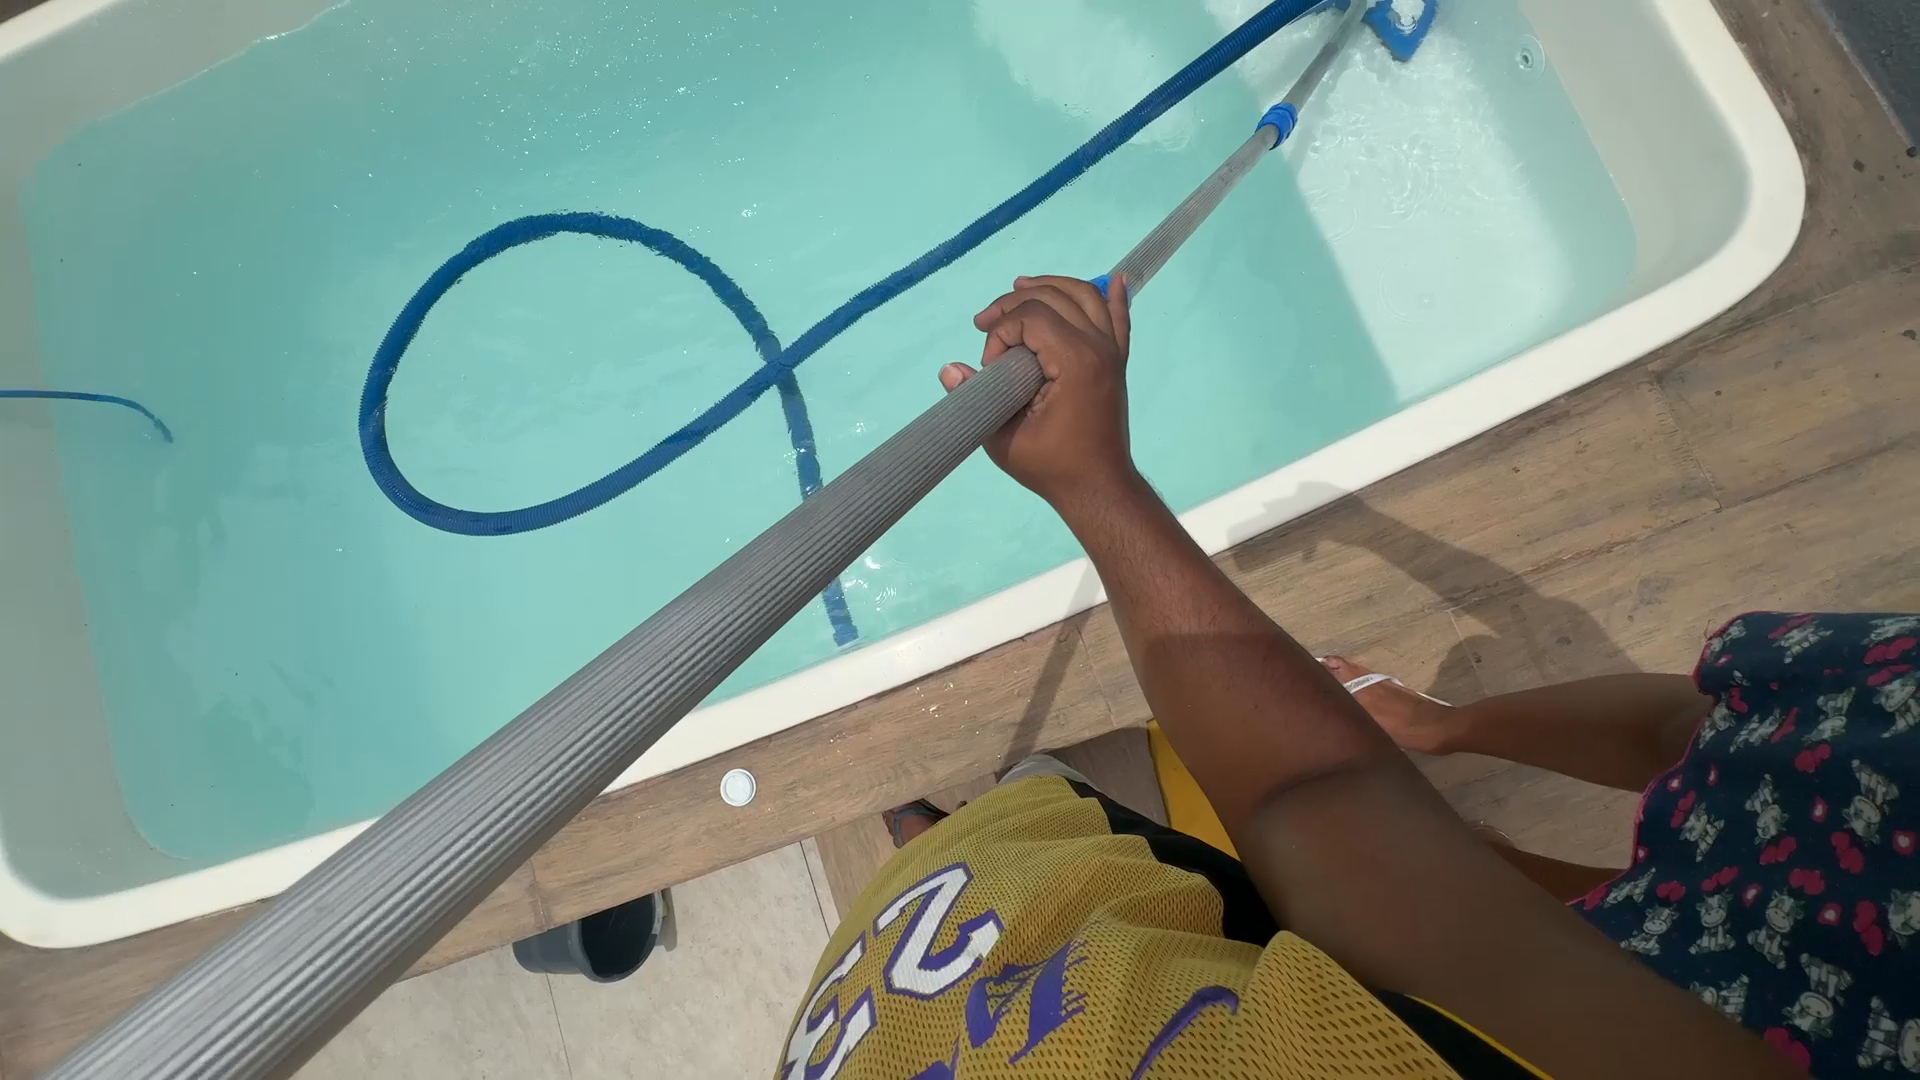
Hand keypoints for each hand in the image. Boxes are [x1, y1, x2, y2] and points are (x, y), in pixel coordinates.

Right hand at [939, 274, 1136, 510]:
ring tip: (1021, 287)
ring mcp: (1112, 352)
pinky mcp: (1117, 362)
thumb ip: (977, 399)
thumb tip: (949, 369)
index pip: (1031, 317)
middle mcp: (1099, 347)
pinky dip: (1116, 296)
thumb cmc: (1051, 467)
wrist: (1098, 488)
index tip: (989, 368)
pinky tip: (1116, 278)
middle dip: (1014, 304)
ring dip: (1052, 286)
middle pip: (1055, 296)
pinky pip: (1120, 319)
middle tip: (984, 324)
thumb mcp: (1003, 439)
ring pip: (1086, 296)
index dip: (1001, 333)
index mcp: (1075, 362)